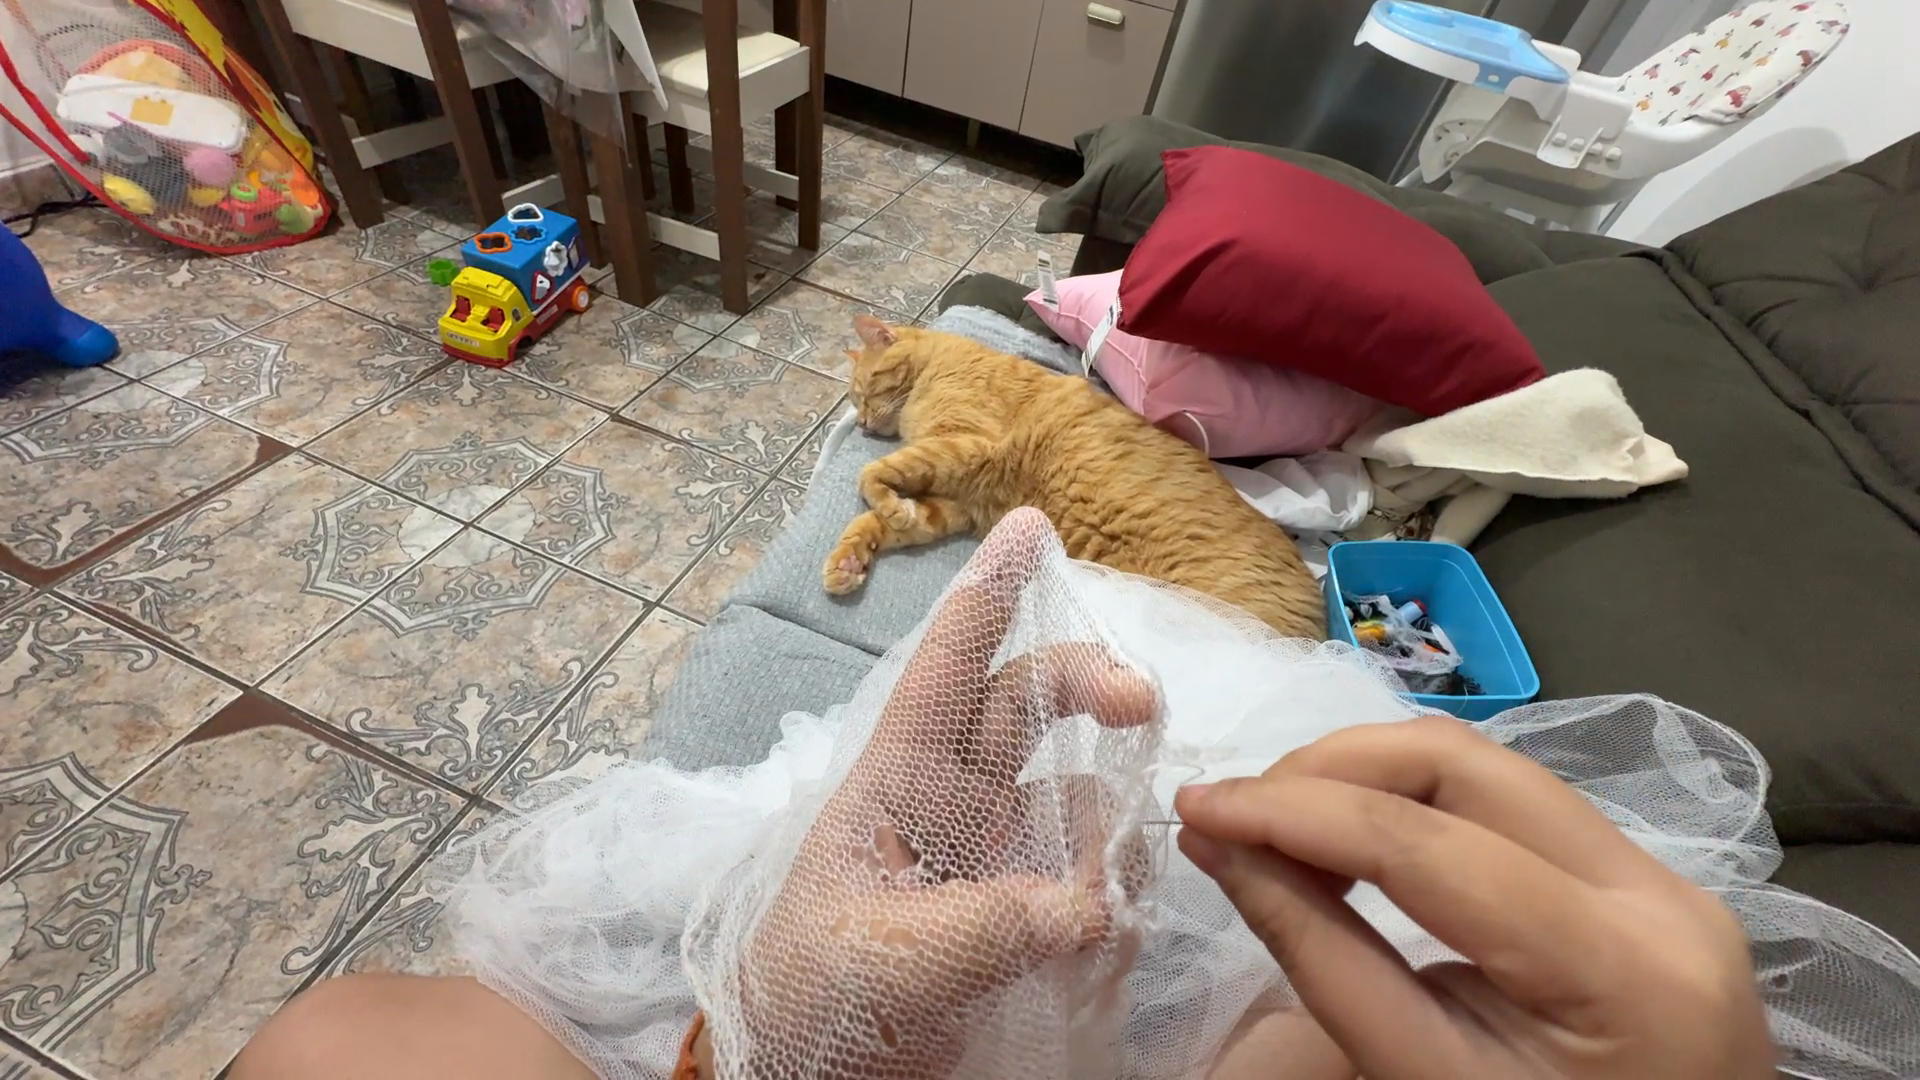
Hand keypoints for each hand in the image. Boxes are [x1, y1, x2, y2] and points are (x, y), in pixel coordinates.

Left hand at [718, 508, 1159, 1079]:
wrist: (811, 1065)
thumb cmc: (810, 988)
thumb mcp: (879, 956)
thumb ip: (981, 929)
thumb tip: (1089, 903)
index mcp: (900, 773)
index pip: (948, 663)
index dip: (987, 590)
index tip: (1031, 526)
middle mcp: (955, 792)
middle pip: (1028, 700)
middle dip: (1085, 681)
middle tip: (1142, 699)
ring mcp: (996, 844)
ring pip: (1076, 788)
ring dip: (1108, 818)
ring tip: (1100, 891)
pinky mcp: (1026, 898)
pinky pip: (1090, 865)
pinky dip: (1111, 883)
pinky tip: (1100, 929)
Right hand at [1174, 715, 1775, 1079]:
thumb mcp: (1411, 1072)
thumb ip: (1308, 945)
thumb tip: (1210, 837)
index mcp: (1624, 970)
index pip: (1420, 843)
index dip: (1290, 810)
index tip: (1195, 805)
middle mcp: (1655, 890)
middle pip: (1453, 761)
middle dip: (1325, 768)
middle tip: (1244, 813)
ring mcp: (1647, 869)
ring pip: (1466, 759)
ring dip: (1354, 772)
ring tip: (1284, 824)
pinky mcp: (1618, 866)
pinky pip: (1483, 790)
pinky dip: (1392, 793)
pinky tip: (1347, 835)